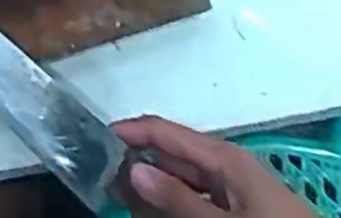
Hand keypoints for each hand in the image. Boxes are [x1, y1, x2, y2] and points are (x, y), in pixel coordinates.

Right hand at [112, 116, 316, 217]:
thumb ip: (180, 200)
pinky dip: (178, 205)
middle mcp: (228, 166)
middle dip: (138, 164)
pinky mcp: (245, 214)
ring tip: (125, 199)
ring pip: (185, 181)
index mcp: (225, 157)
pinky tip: (159, 215)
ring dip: (156, 189)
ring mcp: (238, 193)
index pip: (164, 130)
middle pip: (172, 154)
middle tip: (105, 179)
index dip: (129, 131)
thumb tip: (132, 167)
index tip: (95, 141)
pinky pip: (201, 202)